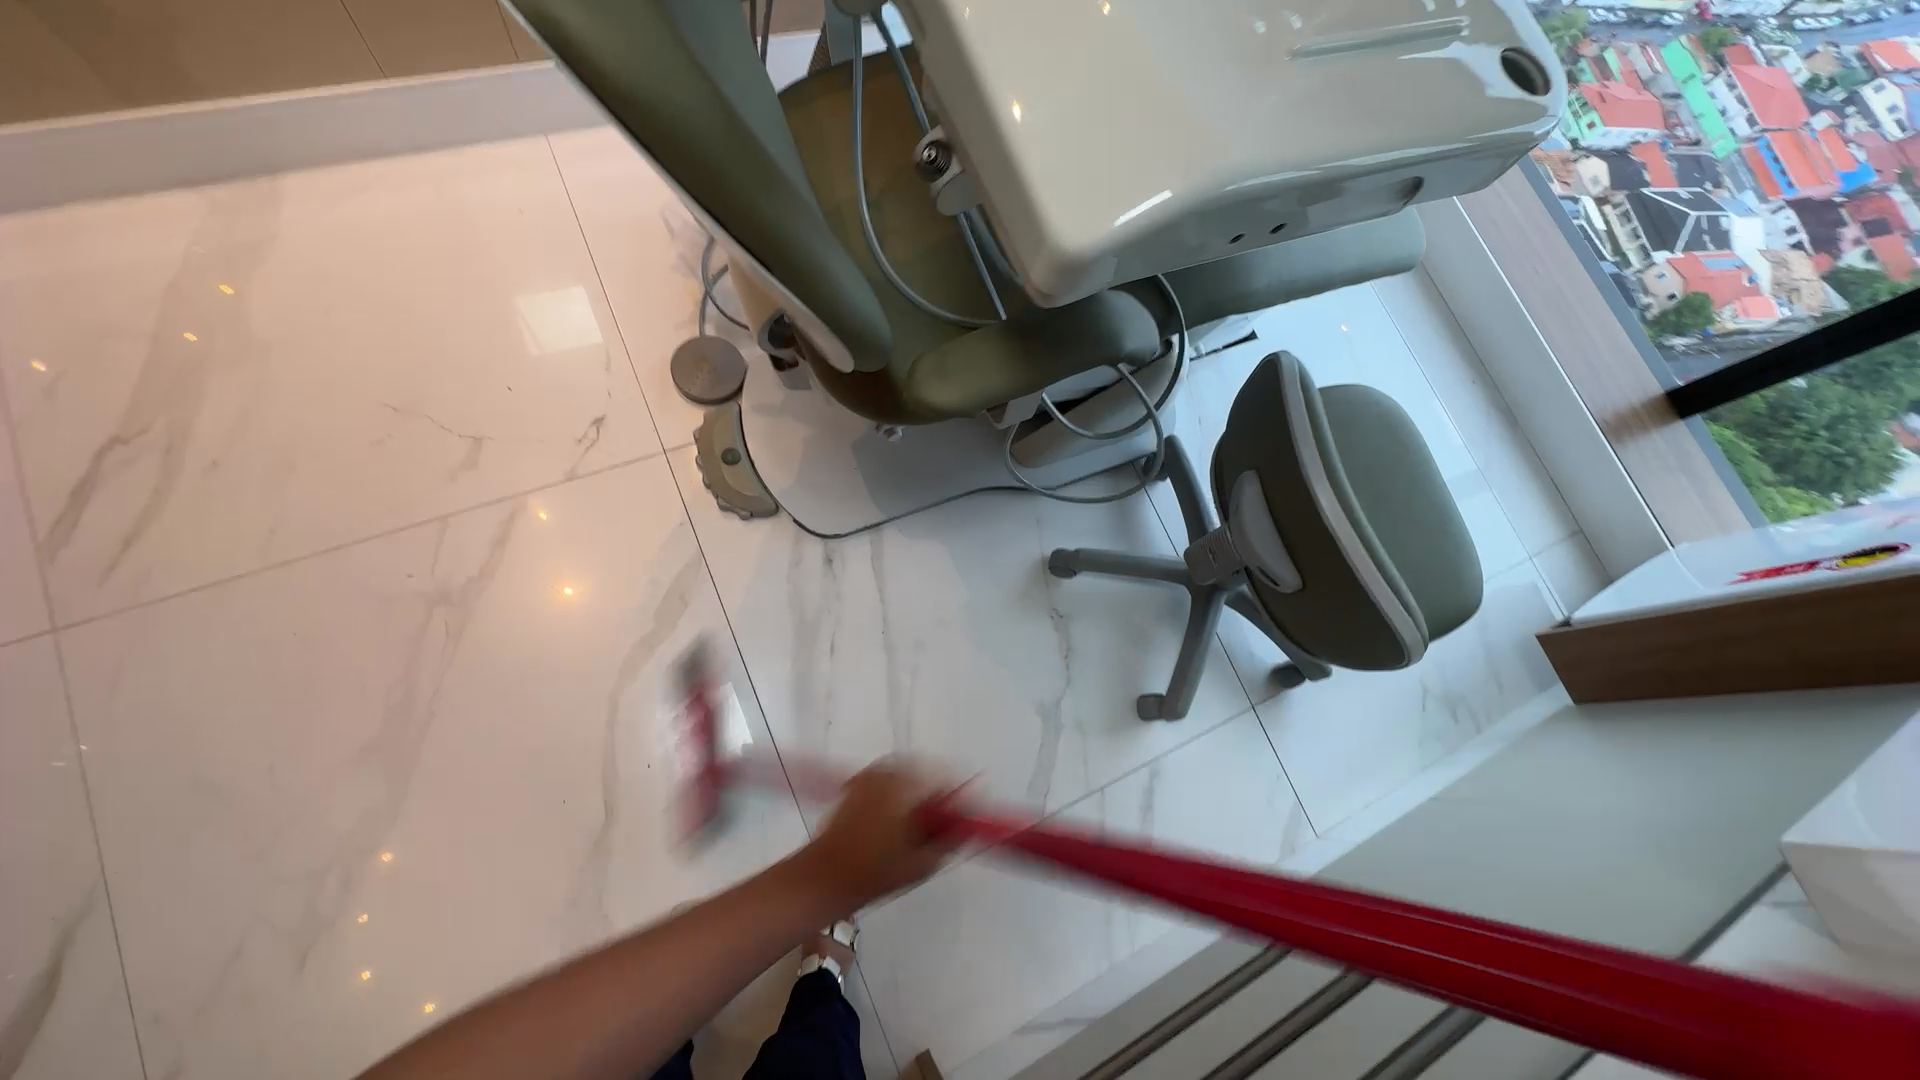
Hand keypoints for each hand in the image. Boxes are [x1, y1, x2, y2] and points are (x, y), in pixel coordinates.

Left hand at [798, 760, 961, 912]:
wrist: (824, 878)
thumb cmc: (873, 871)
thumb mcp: (923, 861)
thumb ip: (952, 839)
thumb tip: (970, 828)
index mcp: (905, 783)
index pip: (946, 779)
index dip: (960, 800)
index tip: (966, 820)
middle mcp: (886, 772)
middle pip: (925, 777)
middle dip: (937, 800)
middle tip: (941, 830)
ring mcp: (867, 777)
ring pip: (906, 781)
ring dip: (916, 800)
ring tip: (916, 834)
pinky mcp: (853, 787)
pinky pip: (886, 785)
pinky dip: (896, 800)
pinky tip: (894, 829)